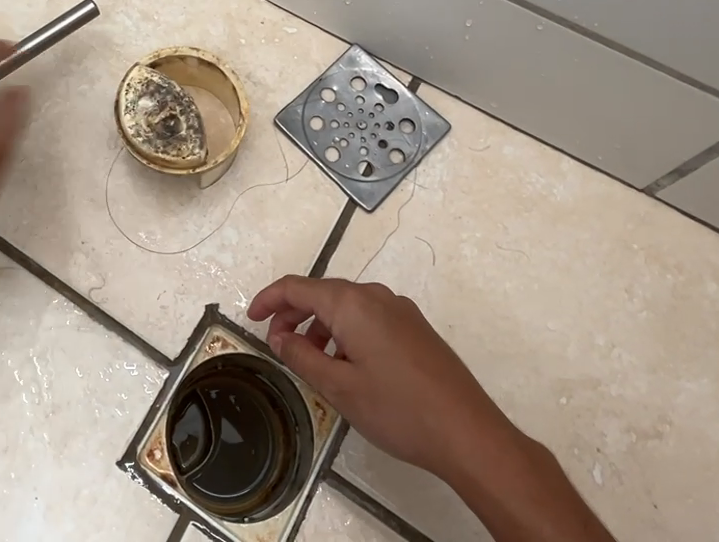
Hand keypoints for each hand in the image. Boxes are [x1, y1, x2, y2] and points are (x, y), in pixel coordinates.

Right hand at [248, 275, 517, 479]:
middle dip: (294, 314)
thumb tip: (280, 337)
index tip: (251, 318)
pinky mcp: (415, 327)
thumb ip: (302, 357)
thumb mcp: (339, 388)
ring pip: (347, 305)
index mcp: (351, 303)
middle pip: (322, 292)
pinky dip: (346, 331)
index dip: (269, 299)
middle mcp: (375, 296)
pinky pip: (368, 316)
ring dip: (321, 325)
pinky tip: (347, 364)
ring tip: (311, 361)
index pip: (297, 287)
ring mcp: (399, 309)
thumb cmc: (397, 410)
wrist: (467, 432)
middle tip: (278, 345)